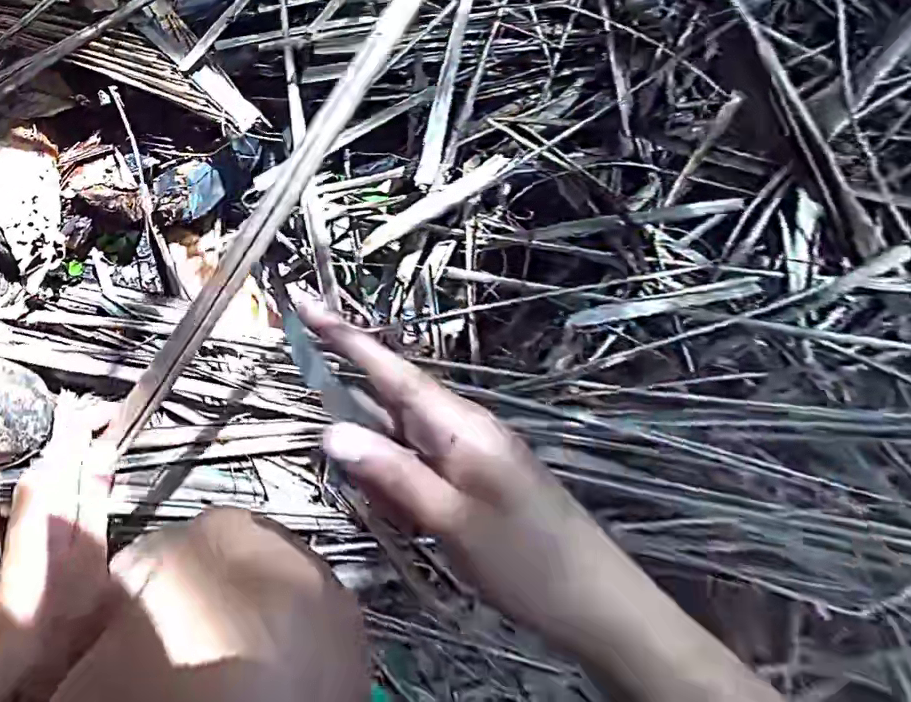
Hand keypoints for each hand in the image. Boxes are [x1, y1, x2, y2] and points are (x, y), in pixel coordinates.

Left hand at [0, 401, 118, 645]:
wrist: (21, 627)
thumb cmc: (57, 599)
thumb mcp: (91, 546)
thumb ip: (96, 492)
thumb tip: (104, 450)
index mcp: (50, 482)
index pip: (73, 427)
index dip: (99, 416)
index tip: (120, 416)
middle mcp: (36, 479)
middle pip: (66, 434)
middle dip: (96, 428)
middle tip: (123, 429)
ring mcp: (32, 490)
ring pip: (63, 451)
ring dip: (88, 445)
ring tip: (114, 445)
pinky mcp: (32, 503)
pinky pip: (59, 469)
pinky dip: (79, 463)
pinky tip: (94, 472)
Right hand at [297, 300, 781, 701]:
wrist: (610, 614)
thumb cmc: (531, 564)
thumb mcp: (451, 522)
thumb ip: (388, 473)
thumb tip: (330, 431)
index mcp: (455, 423)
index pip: (384, 366)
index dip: (338, 331)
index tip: (300, 297)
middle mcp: (456, 422)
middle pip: (381, 407)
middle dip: (364, 446)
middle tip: (390, 504)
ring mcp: (463, 446)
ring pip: (393, 439)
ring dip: (385, 479)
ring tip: (414, 525)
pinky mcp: (467, 469)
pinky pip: (412, 462)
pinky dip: (401, 489)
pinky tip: (419, 523)